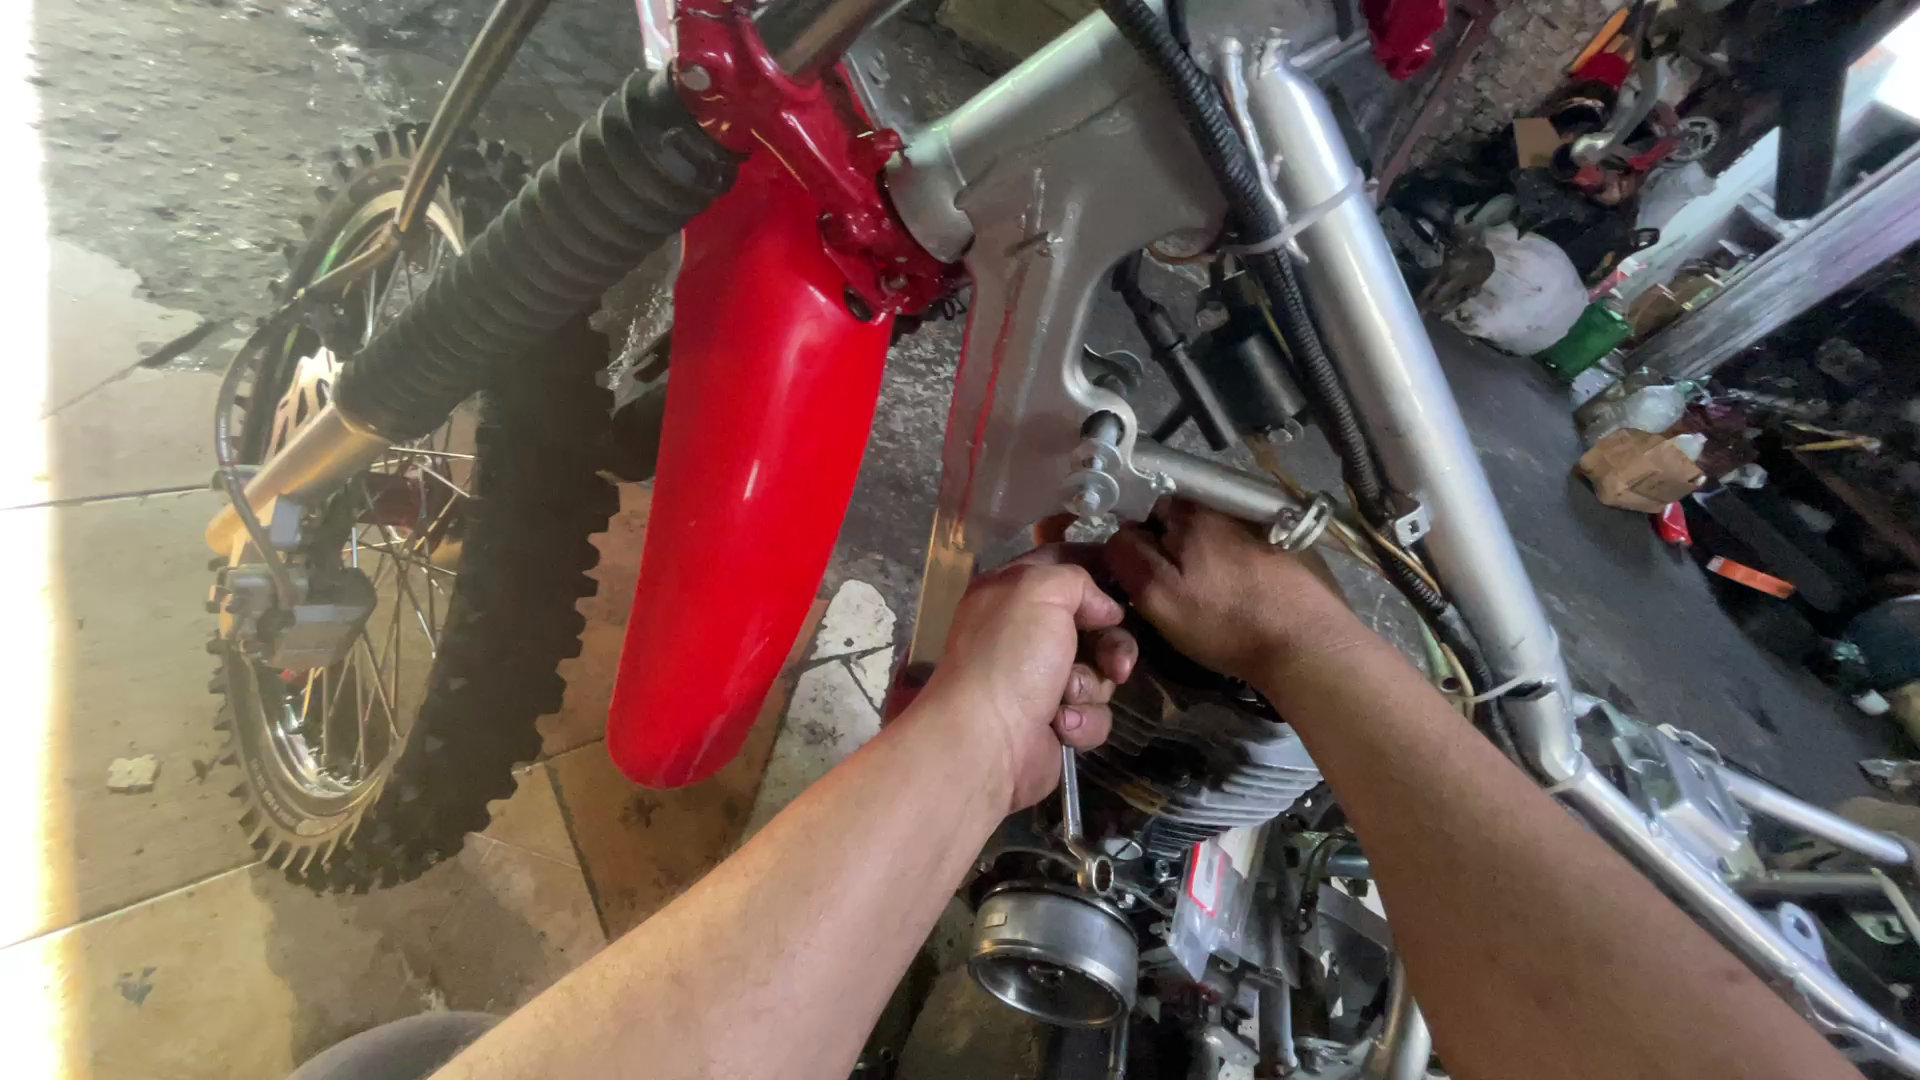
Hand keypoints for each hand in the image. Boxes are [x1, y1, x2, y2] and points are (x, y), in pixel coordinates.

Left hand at [919, 546, 1137, 812]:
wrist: (985, 741)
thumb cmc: (1009, 655)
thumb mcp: (1039, 589)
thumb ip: (1077, 579)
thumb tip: (1104, 609)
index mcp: (1011, 590)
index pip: (1061, 561)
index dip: (1097, 566)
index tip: (1129, 578)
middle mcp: (1024, 631)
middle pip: (1093, 623)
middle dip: (1110, 643)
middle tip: (1113, 661)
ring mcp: (1040, 678)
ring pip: (1099, 670)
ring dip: (1090, 685)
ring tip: (1066, 696)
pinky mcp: (1054, 720)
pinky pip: (1092, 711)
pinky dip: (1082, 719)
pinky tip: (1058, 725)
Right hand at [1104, 499, 1368, 686]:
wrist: (1311, 646)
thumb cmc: (1226, 622)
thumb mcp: (1158, 596)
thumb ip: (1127, 557)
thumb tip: (1117, 535)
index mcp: (1192, 511)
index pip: (1145, 507)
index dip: (1137, 539)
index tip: (1142, 573)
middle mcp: (1227, 505)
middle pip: (1182, 519)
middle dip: (1172, 546)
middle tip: (1177, 591)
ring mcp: (1264, 522)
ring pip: (1215, 534)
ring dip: (1206, 556)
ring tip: (1211, 595)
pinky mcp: (1291, 544)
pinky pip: (1246, 546)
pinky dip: (1237, 564)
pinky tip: (1243, 594)